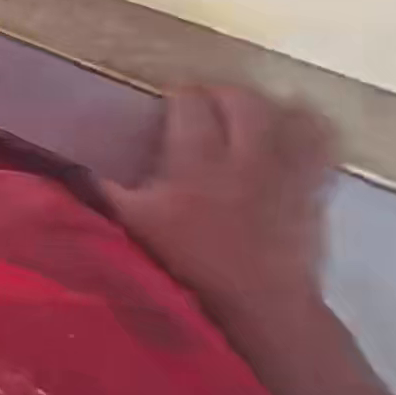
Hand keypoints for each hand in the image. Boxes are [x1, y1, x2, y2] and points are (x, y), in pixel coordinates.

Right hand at [97, 84, 335, 311]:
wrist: (258, 302)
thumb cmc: (191, 261)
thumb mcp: (137, 225)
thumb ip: (106, 190)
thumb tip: (74, 165)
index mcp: (196, 159)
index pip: (189, 102)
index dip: (178, 94)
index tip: (168, 101)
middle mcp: (243, 153)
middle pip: (239, 97)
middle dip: (219, 92)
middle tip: (204, 104)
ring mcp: (284, 166)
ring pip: (282, 110)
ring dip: (262, 104)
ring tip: (246, 113)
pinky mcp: (312, 182)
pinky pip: (321, 138)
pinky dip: (308, 124)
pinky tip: (292, 127)